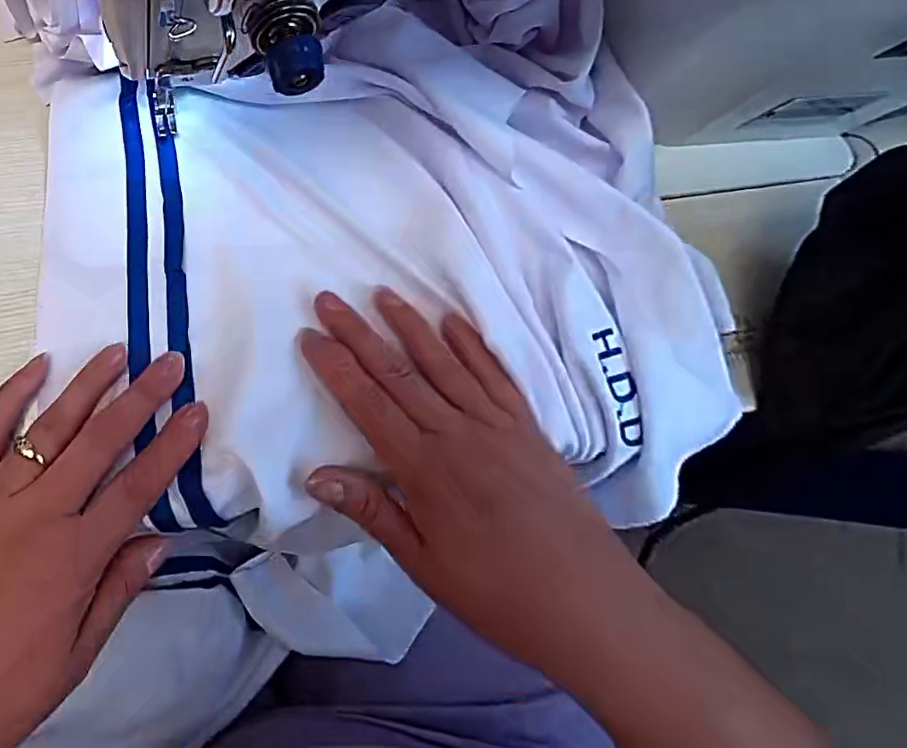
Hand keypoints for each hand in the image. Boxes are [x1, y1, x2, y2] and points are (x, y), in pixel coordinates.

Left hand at [0, 346, 206, 747]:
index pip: (136, 488)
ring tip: (116, 353)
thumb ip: (117, 590)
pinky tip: (38, 366)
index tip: (196, 413)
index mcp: (71, 558)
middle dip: (141, 397)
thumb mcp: (73, 656)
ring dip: (87, 384)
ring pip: (50, 426)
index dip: (171, 447)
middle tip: (168, 364)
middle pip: (100, 442)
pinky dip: (14, 393)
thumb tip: (157, 541)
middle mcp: (36, 515)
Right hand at [298, 288, 633, 675]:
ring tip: (383, 294)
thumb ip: (370, 510)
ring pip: (443, 364)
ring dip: (410, 325)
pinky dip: (473, 346)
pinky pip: (496, 377)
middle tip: (329, 299)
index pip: (367, 403)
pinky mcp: (529, 429)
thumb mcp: (422, 563)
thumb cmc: (497, 593)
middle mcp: (457, 435)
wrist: (597, 612)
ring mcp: (497, 427)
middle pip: (397, 372)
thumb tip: (313, 475)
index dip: (334, 366)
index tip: (309, 336)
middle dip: (358, 333)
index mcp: (424, 468)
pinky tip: (453, 322)